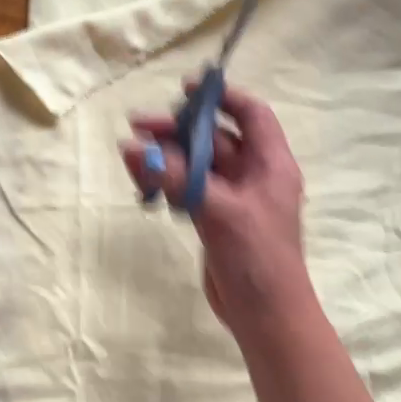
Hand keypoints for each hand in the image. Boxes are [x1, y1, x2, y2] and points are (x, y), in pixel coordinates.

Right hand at [120, 82, 310, 337]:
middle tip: (137, 126)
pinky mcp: (214, 220)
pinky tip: (143, 183)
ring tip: (130, 155)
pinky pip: (188, 189)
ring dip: (167, 157)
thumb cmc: (256, 257)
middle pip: (213, 138)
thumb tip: (133, 149)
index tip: (185, 87)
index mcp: (270, 164)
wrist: (264, 314)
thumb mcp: (217, 210)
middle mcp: (253, 176)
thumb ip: (176, 177)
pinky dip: (168, 183)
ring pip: (196, 165)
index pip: (251, 115)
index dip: (221, 96)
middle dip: (177, 129)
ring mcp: (232, 199)